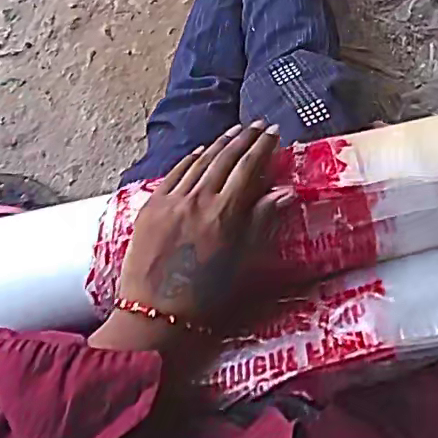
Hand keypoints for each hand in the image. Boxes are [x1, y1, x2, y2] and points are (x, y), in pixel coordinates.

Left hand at [116, 122, 291, 326]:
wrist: (154, 313)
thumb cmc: (205, 293)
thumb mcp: (241, 260)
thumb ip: (261, 221)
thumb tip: (285, 192)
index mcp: (224, 213)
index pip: (248, 168)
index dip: (263, 147)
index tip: (275, 132)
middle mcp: (198, 199)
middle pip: (225, 158)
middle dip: (245, 138)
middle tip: (259, 124)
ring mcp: (172, 199)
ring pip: (200, 161)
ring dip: (219, 143)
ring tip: (235, 130)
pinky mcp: (152, 205)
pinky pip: (174, 173)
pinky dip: (190, 158)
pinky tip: (200, 150)